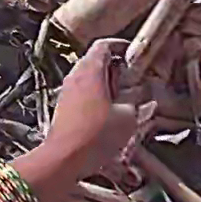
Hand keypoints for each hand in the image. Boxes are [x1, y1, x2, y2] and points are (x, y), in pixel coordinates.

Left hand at [16, 39, 142, 201]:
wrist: (64, 156)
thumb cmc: (96, 134)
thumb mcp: (127, 117)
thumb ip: (134, 101)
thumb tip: (136, 95)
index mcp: (89, 71)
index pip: (103, 45)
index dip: (120, 46)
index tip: (134, 52)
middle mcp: (75, 75)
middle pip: (95, 60)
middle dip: (116, 66)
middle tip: (135, 76)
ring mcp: (67, 89)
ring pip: (89, 76)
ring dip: (107, 81)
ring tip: (126, 95)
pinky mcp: (64, 104)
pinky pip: (83, 91)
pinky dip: (97, 94)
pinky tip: (110, 110)